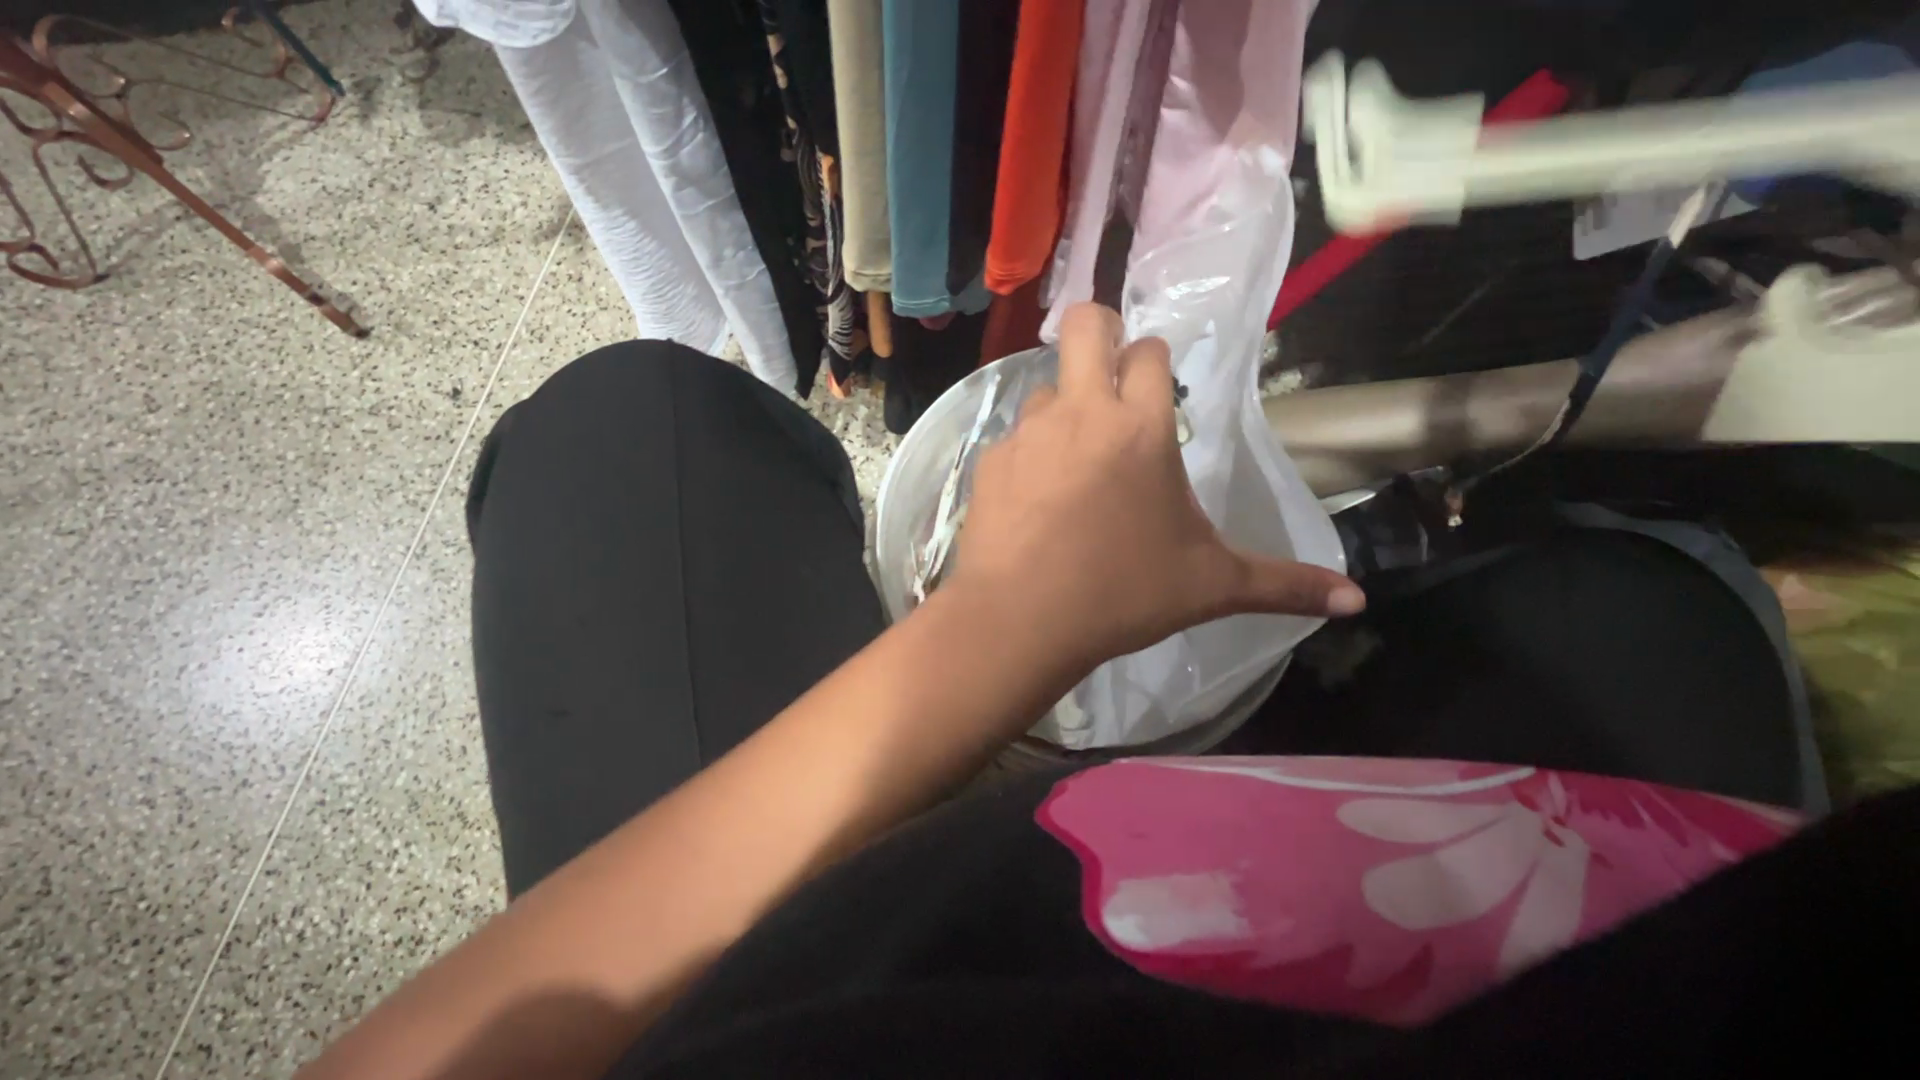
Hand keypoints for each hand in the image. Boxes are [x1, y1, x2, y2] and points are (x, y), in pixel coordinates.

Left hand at [945, 304, 1364, 673]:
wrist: (1021, 621)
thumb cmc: (1123, 594)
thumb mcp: (1211, 587)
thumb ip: (1283, 584)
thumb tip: (1356, 600)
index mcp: (1142, 428)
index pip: (1150, 350)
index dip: (1155, 360)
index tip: (1159, 392)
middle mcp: (1081, 413)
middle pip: (1086, 325)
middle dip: (1101, 333)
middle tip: (1111, 376)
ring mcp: (1028, 434)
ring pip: (1046, 387)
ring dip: (1064, 406)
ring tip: (1077, 459)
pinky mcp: (989, 462)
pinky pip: (1013, 439)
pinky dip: (1030, 455)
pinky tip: (1037, 501)